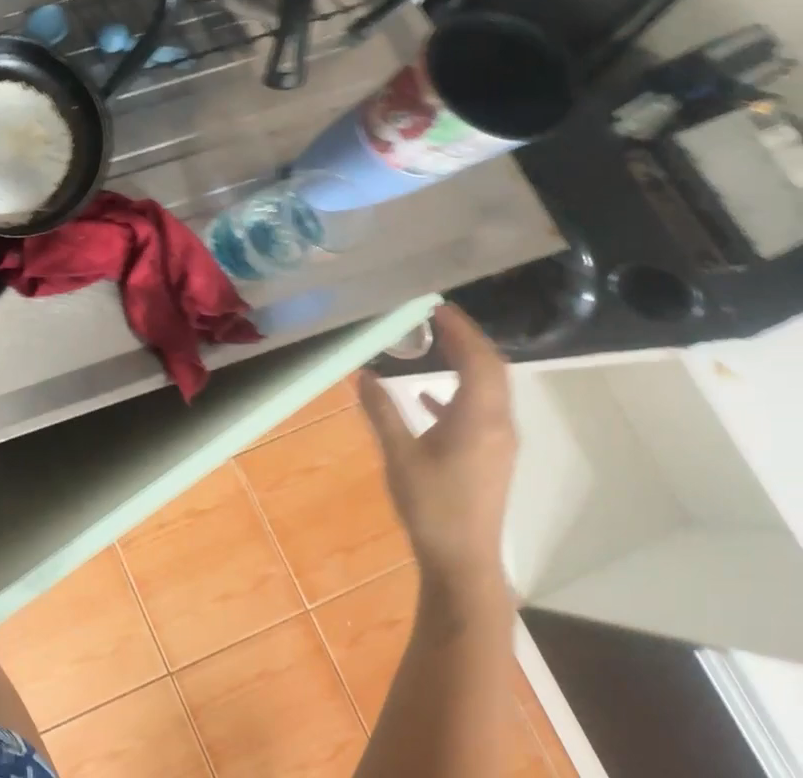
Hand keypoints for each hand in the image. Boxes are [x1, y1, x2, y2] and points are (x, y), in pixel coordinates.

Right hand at [358, 305, 516, 589]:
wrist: (462, 557)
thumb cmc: (431, 504)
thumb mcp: (398, 455)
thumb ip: (382, 411)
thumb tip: (364, 373)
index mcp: (480, 419)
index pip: (479, 361)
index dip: (461, 330)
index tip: (435, 306)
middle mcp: (498, 424)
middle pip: (491, 370)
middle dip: (467, 340)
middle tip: (434, 317)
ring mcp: (497, 441)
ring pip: (489, 389)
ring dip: (466, 363)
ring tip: (434, 343)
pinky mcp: (488, 455)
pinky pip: (479, 410)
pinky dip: (458, 392)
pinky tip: (429, 395)